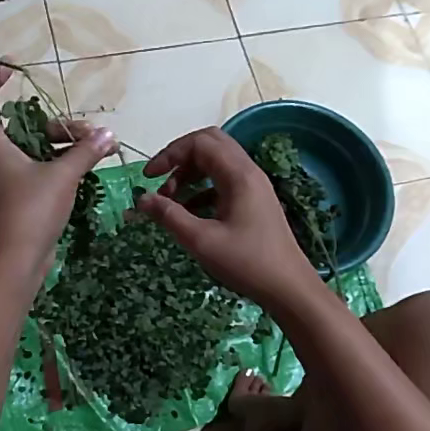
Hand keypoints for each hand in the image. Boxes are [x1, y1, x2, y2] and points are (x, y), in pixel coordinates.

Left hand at [0, 65, 115, 278]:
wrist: (14, 263)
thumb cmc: (29, 212)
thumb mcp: (62, 177)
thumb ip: (85, 152)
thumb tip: (107, 135)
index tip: (8, 69)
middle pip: (15, 125)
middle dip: (49, 122)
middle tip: (81, 131)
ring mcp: (2, 180)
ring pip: (28, 149)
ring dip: (58, 145)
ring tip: (92, 150)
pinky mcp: (14, 199)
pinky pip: (34, 170)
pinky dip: (55, 164)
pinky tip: (82, 168)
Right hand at [135, 127, 321, 309]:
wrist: (288, 288)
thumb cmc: (246, 263)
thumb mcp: (200, 240)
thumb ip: (169, 216)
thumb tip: (141, 199)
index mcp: (238, 175)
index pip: (199, 143)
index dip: (169, 154)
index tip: (148, 178)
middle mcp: (248, 172)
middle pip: (209, 145)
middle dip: (179, 158)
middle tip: (159, 181)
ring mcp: (253, 187)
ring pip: (215, 163)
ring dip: (189, 174)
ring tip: (170, 201)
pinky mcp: (253, 202)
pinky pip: (222, 182)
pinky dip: (201, 189)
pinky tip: (188, 212)